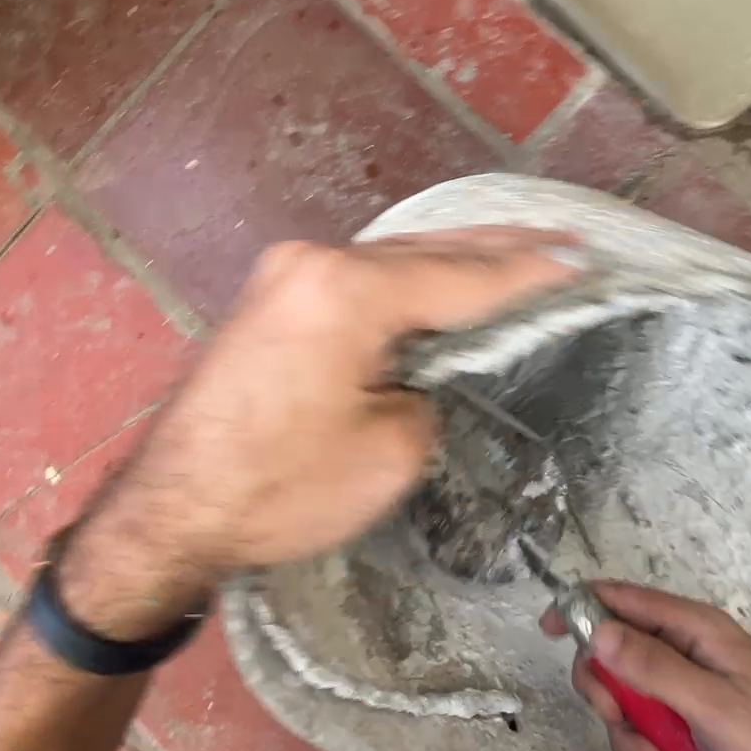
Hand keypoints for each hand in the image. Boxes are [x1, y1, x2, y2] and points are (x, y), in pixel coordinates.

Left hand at [60, 227, 580, 638]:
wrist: (169, 509)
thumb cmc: (278, 489)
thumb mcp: (387, 455)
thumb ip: (424, 398)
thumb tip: (412, 377)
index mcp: (347, 292)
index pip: (461, 278)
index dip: (527, 273)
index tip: (581, 260)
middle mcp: (313, 263)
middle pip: (425, 253)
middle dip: (497, 250)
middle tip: (561, 241)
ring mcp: (285, 276)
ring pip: (390, 261)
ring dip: (451, 261)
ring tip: (515, 252)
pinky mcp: (271, 300)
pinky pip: (356, 281)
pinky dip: (405, 283)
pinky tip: (437, 280)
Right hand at [543, 583, 750, 750]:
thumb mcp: (714, 708)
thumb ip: (653, 667)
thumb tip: (595, 630)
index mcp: (694, 629)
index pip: (621, 599)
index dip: (580, 608)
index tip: (548, 631)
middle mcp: (687, 652)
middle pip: (615, 660)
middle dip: (616, 707)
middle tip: (630, 735)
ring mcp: (688, 692)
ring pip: (629, 708)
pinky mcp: (692, 728)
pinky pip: (651, 740)